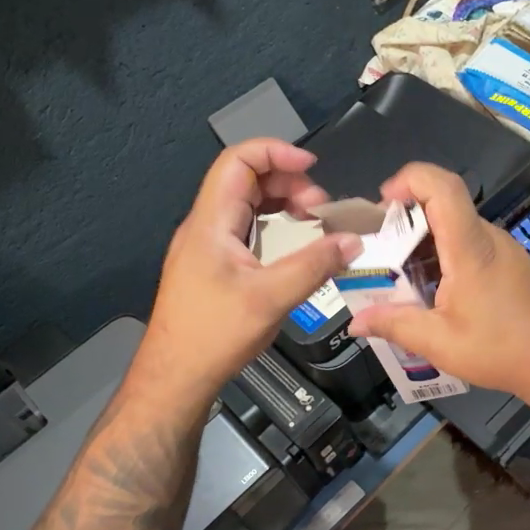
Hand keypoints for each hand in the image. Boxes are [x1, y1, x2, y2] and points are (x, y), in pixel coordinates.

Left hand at [139, 139, 361, 388]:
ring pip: (248, 205)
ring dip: (284, 205)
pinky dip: (275, 228)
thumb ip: (315, 265)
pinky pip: (247, 230)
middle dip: (289, 182)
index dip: (275, 152)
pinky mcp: (213, 266)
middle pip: (245, 179)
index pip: (237, 160)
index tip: (312, 167)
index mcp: (211, 223)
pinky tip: (296, 247)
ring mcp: (207, 247)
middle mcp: (205, 226)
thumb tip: (354, 241)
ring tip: (315, 224)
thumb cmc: (214, 335)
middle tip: (322, 209)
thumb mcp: (272, 299)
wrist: (175, 378)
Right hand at [347, 163, 529, 400]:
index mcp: (470, 247)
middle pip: (443, 206)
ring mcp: (504, 249)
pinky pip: (471, 246)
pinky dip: (445, 257)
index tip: (383, 202)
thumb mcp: (439, 343)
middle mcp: (489, 238)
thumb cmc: (502, 351)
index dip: (410, 179)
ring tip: (400, 279)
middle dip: (404, 222)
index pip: (443, 187)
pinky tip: (434, 292)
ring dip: (424, 245)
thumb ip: (395, 325)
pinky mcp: (512, 263)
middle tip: (379, 253)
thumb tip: (355, 322)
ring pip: (456, 229)